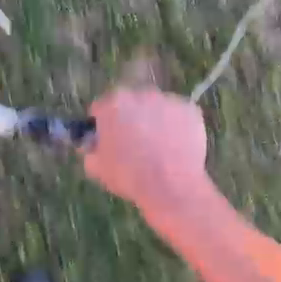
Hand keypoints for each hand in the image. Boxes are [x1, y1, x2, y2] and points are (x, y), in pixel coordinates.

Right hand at [83, 88, 211, 212]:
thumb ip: (90, 150)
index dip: (103, 123)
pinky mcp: (190, 109)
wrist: (171, 187)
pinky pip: (179, 114)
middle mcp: (139, 93)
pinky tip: (177, 147)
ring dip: (154, 119)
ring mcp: (167, 99)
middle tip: (135, 143)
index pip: (101, 107)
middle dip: (130, 117)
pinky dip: (177, 126)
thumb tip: (93, 145)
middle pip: (130, 102)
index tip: (109, 138)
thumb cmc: (129, 176)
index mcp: (112, 103)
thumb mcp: (96, 167)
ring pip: (156, 107)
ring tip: (159, 147)